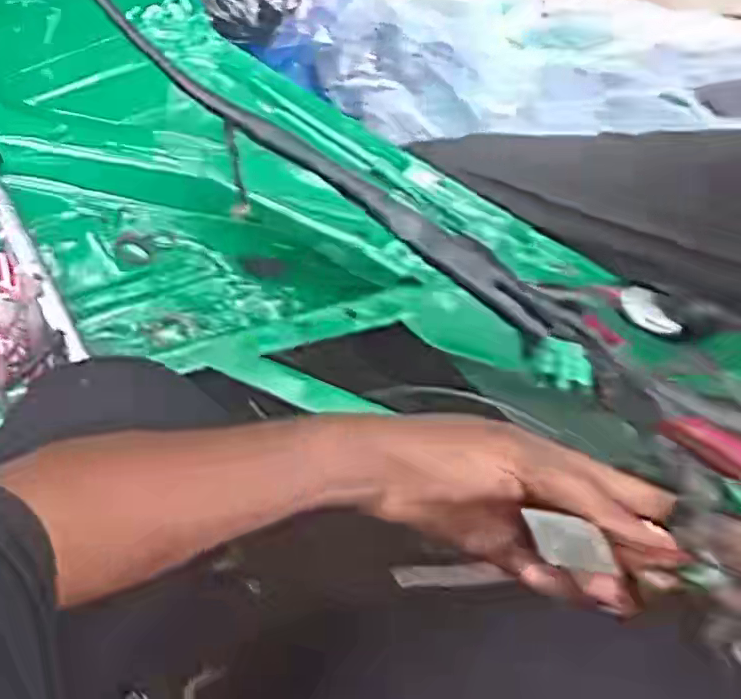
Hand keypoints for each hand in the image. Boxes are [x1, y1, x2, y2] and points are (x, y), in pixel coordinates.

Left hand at [352, 416, 688, 613]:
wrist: (370, 468)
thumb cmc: (439, 452)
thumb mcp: (517, 459)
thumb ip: (587, 495)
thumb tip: (660, 541)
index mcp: (553, 460)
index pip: (631, 494)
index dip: (658, 525)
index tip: (670, 556)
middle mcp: (544, 490)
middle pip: (615, 535)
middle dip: (631, 562)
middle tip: (629, 579)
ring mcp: (519, 518)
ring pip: (583, 559)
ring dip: (596, 578)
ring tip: (594, 588)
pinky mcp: (492, 542)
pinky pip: (540, 570)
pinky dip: (549, 579)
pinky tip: (538, 576)